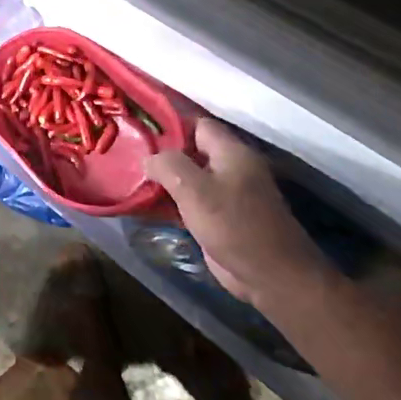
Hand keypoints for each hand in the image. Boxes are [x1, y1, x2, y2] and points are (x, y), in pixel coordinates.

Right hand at [144, 118, 325, 306]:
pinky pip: (190, 202)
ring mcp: (226, 194)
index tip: (141, 133)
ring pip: (188, 179)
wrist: (270, 274)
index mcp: (231, 152)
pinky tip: (146, 207)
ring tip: (131, 181)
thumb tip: (148, 158)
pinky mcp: (219, 218)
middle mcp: (230, 168)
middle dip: (161, 156)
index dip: (170, 126)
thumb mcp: (194, 189)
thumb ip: (168, 165)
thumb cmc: (233, 225)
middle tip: (130, 159)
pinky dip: (170, 203)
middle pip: (191, 151)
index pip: (197, 124)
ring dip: (163, 182)